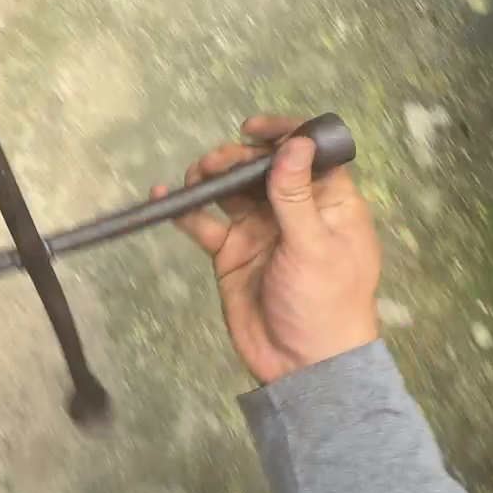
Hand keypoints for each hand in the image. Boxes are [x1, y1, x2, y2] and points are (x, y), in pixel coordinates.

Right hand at [154, 115, 381, 383]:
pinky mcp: (230, 251)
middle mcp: (292, 211)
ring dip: (209, 179)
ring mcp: (258, 231)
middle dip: (235, 158)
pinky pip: (203, 223)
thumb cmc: (324, 302)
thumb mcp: (314, 247)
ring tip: (192, 180)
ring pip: (229, 191)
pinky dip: (183, 210)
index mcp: (328, 204)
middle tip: (213, 165)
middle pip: (260, 168)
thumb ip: (296, 195)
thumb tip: (296, 145)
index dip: (285, 135)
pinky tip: (164, 199)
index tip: (253, 129)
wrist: (300, 363)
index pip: (309, 156)